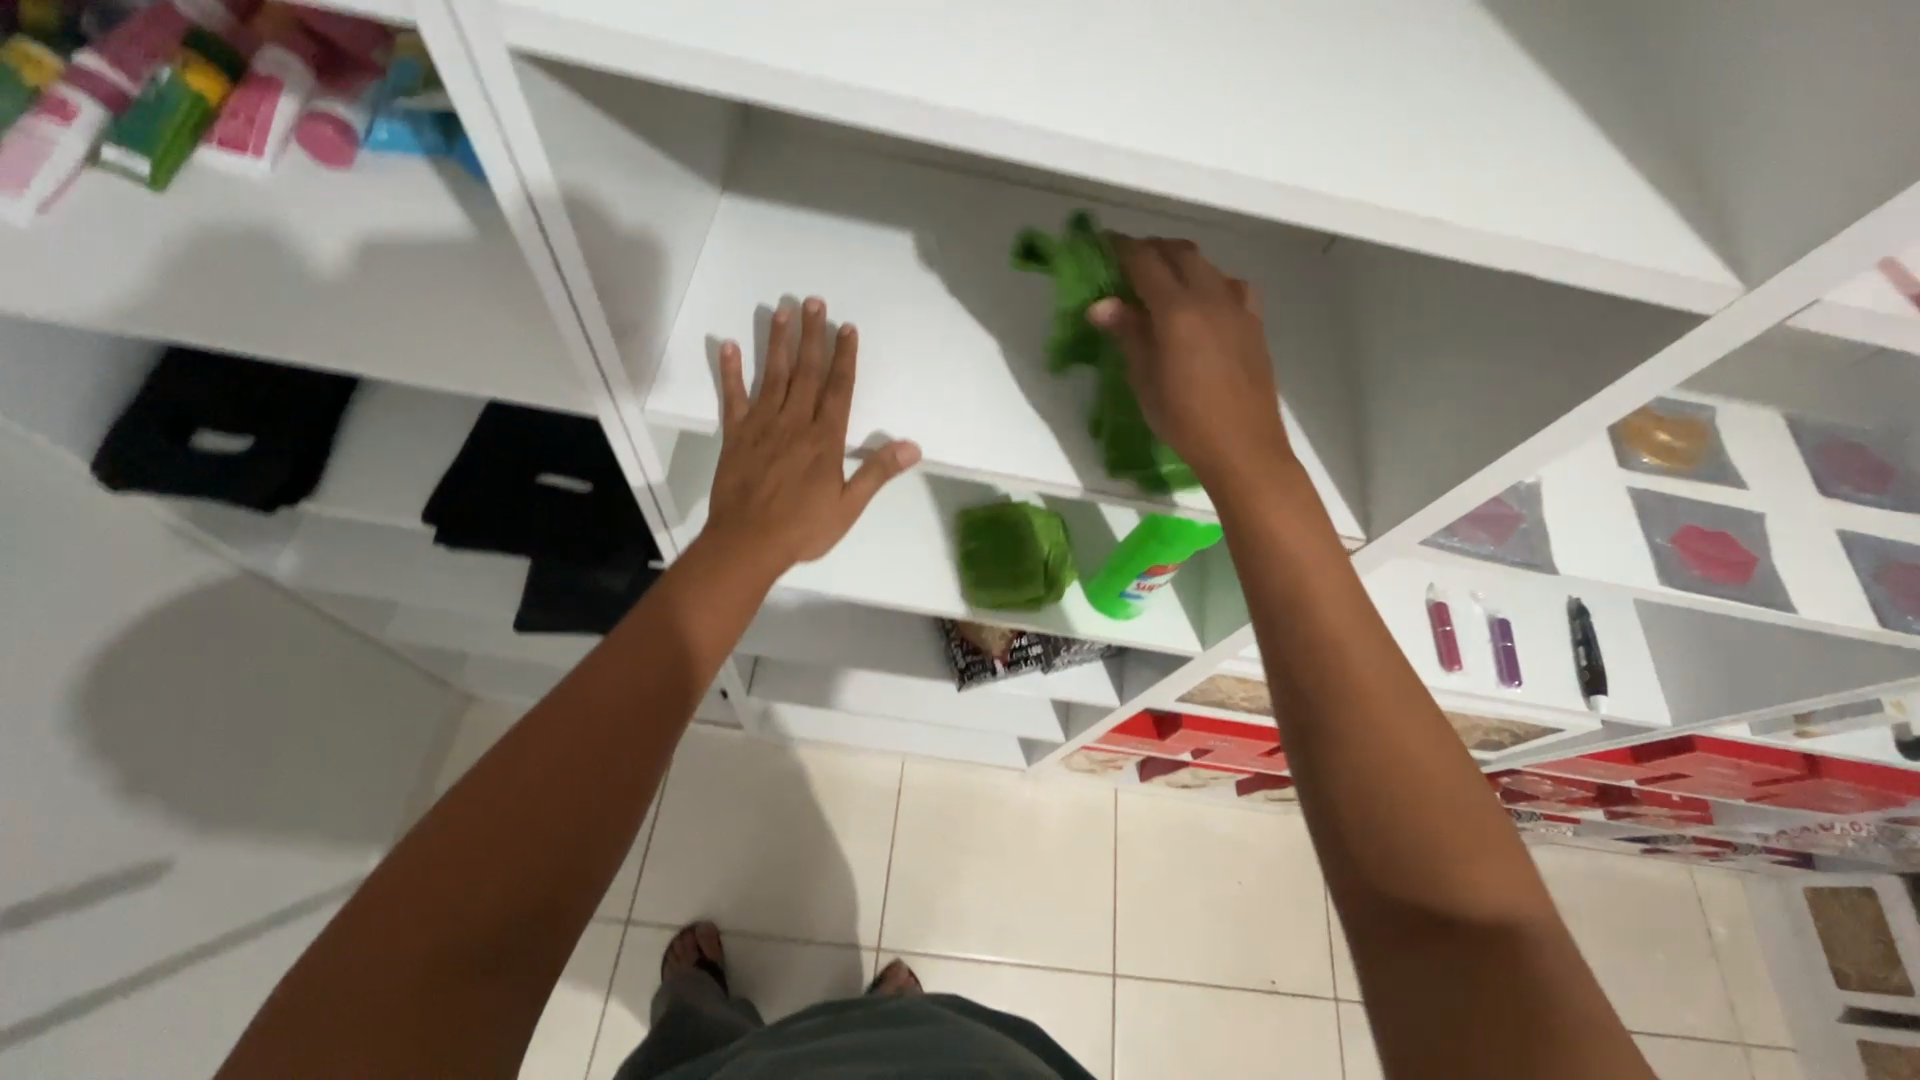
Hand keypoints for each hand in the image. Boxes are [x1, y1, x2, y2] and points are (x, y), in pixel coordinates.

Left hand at [703, 297, 921, 572]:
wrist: (747, 543)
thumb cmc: (803, 529)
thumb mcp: (848, 506)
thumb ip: (877, 472)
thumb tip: (911, 446)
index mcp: (825, 440)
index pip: (838, 389)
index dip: (844, 357)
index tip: (846, 328)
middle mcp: (794, 423)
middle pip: (806, 372)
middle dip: (812, 336)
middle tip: (814, 301)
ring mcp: (761, 426)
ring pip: (772, 375)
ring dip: (778, 342)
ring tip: (783, 310)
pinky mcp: (735, 435)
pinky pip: (732, 397)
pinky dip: (730, 371)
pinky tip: (730, 346)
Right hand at [1088, 236, 1292, 490]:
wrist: (1243, 446)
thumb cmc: (1184, 419)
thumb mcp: (1145, 379)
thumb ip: (1128, 334)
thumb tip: (1102, 305)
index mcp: (1177, 310)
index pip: (1145, 262)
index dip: (1122, 249)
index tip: (1103, 244)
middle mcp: (1210, 297)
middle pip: (1180, 253)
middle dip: (1152, 249)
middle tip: (1129, 261)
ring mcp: (1238, 307)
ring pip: (1208, 265)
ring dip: (1182, 261)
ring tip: (1164, 280)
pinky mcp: (1254, 323)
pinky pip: (1231, 286)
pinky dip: (1211, 281)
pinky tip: (1205, 303)